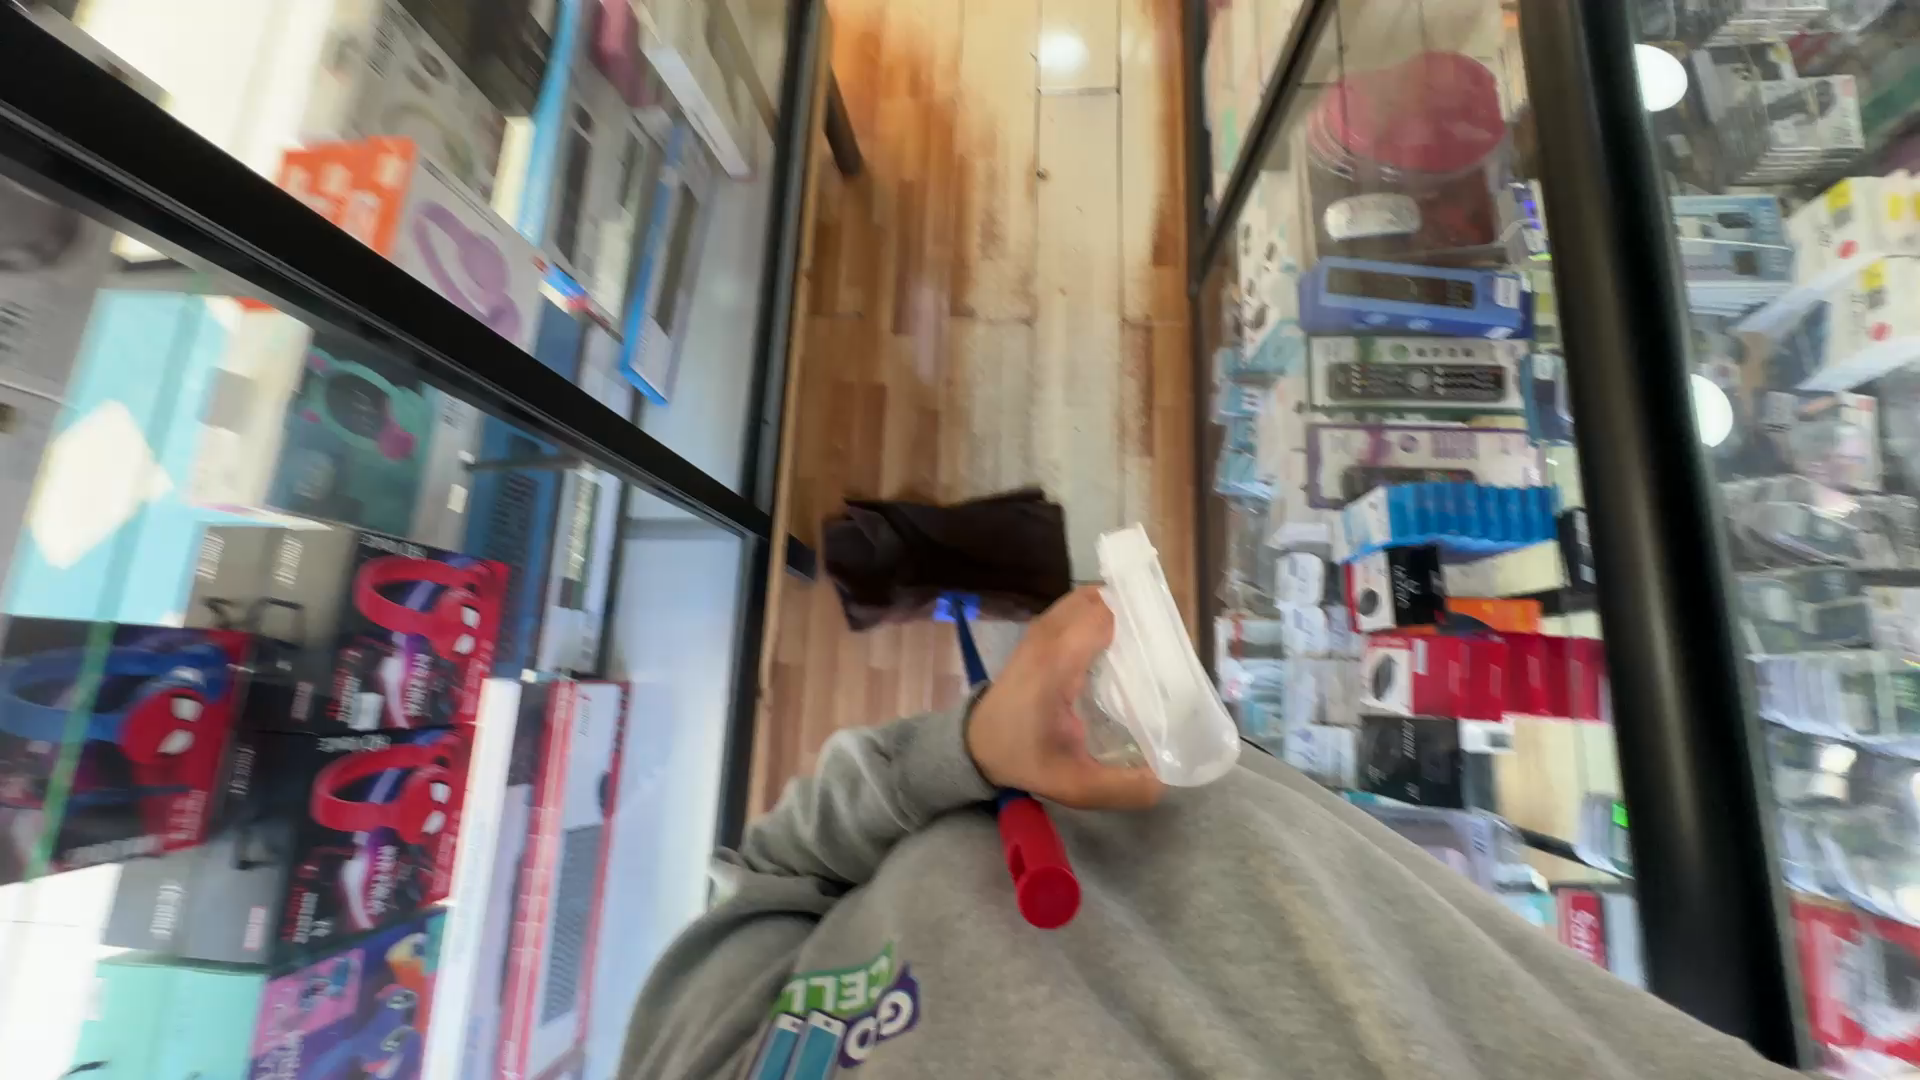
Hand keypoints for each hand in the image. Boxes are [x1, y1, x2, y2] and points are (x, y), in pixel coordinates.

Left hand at [965, 587, 1164, 810]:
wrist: (978, 744)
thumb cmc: (1025, 758)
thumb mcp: (1075, 785)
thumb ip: (1122, 787)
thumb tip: (1166, 779)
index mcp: (1055, 664)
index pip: (1102, 616)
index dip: (1135, 626)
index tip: (1163, 651)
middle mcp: (1047, 637)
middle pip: (1098, 600)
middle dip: (1131, 615)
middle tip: (1157, 648)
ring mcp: (1039, 630)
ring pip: (1086, 599)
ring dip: (1114, 612)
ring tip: (1140, 645)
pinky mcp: (1037, 632)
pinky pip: (1074, 608)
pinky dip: (1097, 615)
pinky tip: (1114, 646)